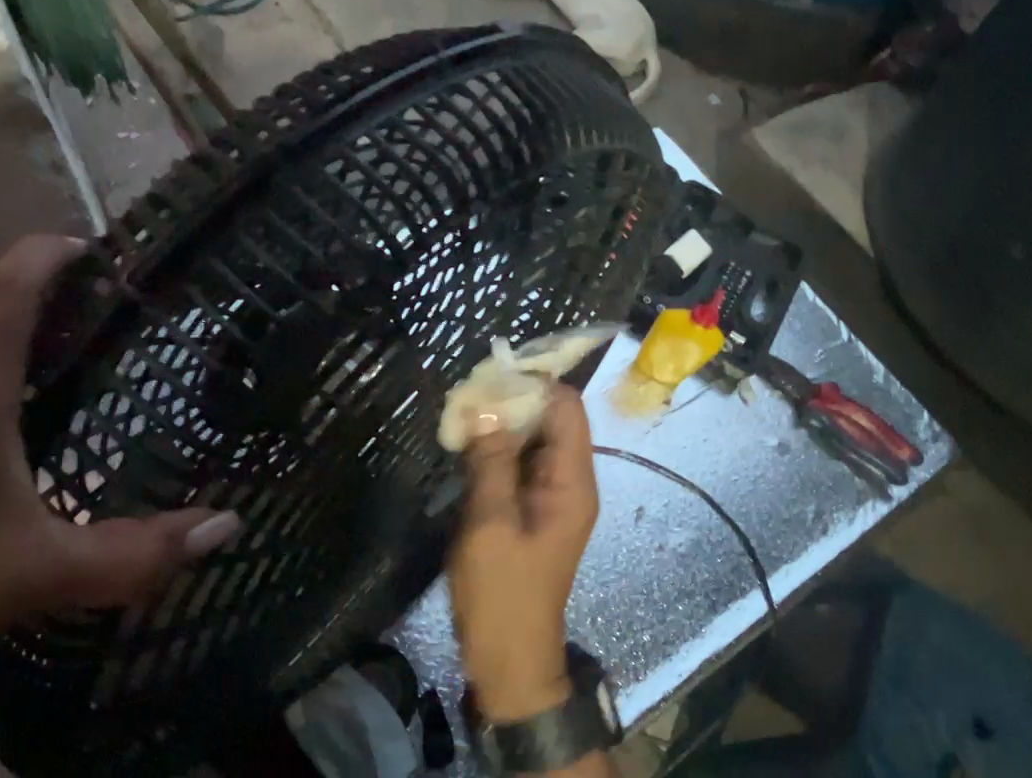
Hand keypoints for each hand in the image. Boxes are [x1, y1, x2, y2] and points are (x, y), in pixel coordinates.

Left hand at [0, 235, 241, 691]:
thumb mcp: (45, 574)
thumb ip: (138, 552)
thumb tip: (227, 523)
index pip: (7, 288)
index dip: (50, 255)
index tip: (98, 251)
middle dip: (48, 300)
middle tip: (114, 321)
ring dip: (13, 339)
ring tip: (72, 369)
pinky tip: (6, 423)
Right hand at [448, 384, 598, 721]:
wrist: (508, 659)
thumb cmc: (502, 593)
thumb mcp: (490, 523)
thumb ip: (491, 461)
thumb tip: (485, 405)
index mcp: (572, 483)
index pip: (566, 409)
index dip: (533, 383)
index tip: (489, 372)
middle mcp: (569, 482)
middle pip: (550, 420)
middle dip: (511, 401)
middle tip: (465, 392)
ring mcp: (550, 496)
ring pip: (531, 440)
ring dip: (500, 424)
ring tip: (459, 412)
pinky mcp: (530, 509)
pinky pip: (518, 464)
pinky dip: (495, 449)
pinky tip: (464, 444)